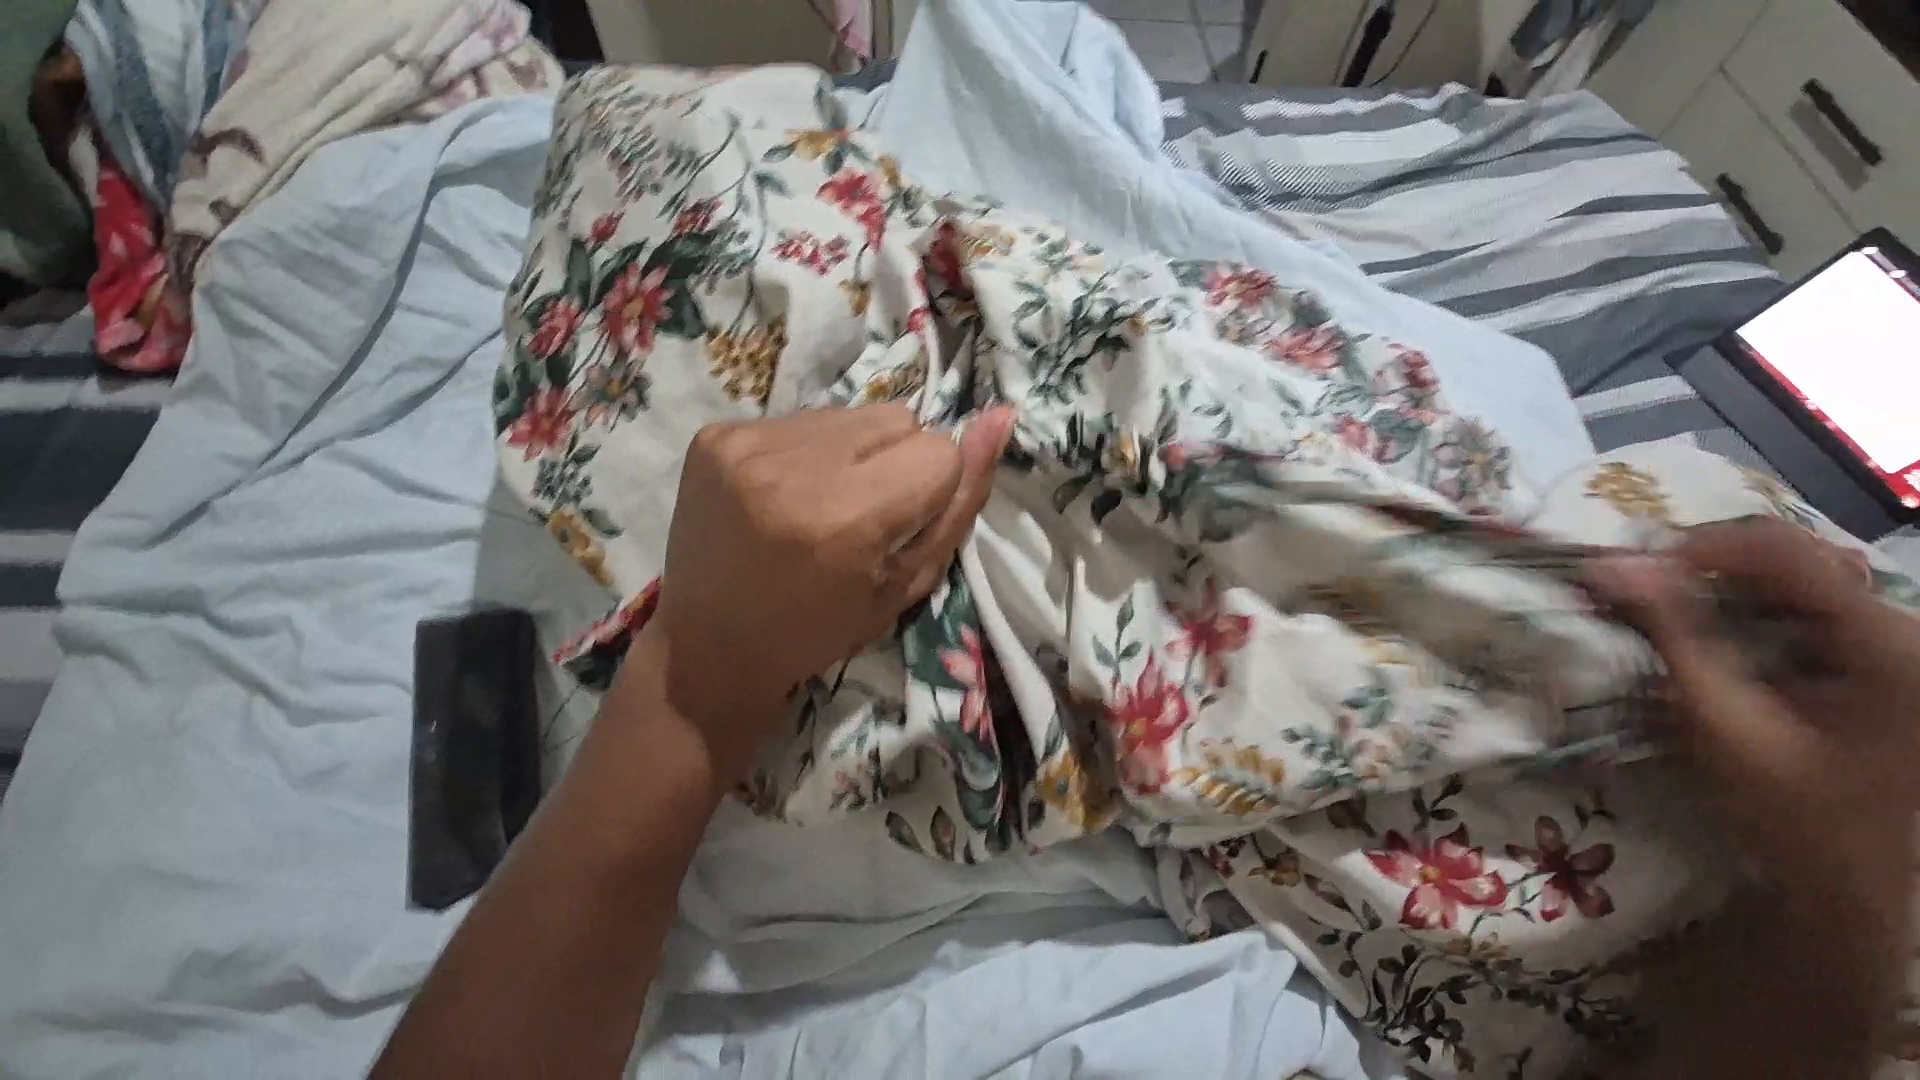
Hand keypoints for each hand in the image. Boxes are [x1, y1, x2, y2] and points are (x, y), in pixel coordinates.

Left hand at [625, 404, 1014, 779]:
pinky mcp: (716, 435)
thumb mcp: (906, 585)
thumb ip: (960, 505)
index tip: (898, 527)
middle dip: (896, 461)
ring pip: (853, 412)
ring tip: (820, 503)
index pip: (938, 451)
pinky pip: (802, 417)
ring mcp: (746, 445)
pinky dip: (807, 450)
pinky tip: (783, 493)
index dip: (931, 489)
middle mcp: (793, 469)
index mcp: (845, 521)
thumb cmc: (821, 630)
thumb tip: (1000, 418)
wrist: (711, 644)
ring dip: (853, 452)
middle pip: (900, 418)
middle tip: (860, 515)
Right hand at [1589, 520, 1919, 927]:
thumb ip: (1672, 637)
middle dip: (1697, 574)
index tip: (1626, 578)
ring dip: (1713, 597)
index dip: (1692, 548)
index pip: (1779, 548)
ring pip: (1788, 584)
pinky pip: (1801, 613)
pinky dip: (1741, 620)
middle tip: (1633, 603)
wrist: (1863, 897)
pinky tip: (1710, 653)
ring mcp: (1897, 648)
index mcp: (1888, 643)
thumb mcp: (1725, 726)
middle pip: (1785, 560)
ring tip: (1661, 628)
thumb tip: (1609, 565)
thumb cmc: (1799, 820)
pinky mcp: (1882, 664)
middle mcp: (1903, 630)